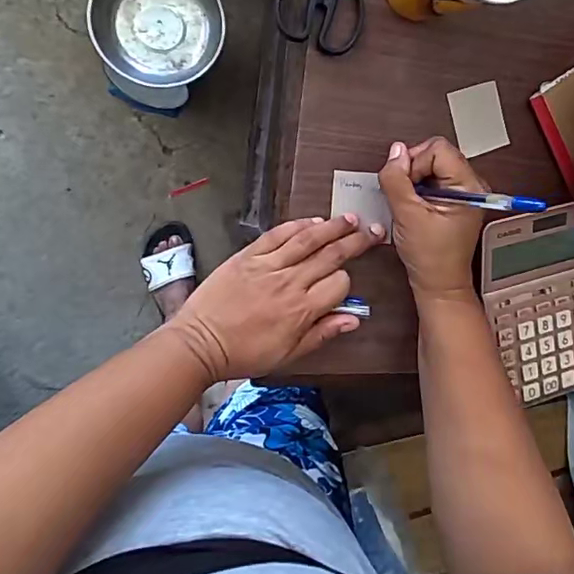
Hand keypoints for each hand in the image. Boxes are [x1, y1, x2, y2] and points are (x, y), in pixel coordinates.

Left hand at [165, 215, 379, 382]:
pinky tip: (312, 221)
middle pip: (331, 256)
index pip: (339, 284)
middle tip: (373, 230)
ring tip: (350, 218)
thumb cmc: (243, 354)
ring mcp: (268, 266)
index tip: (345, 281)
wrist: (200, 342)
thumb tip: (353, 319)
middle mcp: (289, 283)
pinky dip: (297, 226)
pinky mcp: (248, 256)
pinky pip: (277, 235)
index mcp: (301, 310)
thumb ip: (322, 334)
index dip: (346, 281)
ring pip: (308, 239)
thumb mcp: (287, 355)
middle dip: (355, 242)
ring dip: (332, 227)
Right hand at [379, 137, 486, 301]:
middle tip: (406, 195)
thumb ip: (397, 179)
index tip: (406, 186)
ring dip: (413, 180)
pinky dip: (416, 189)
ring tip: (411, 204)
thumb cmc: (431, 258)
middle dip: (413, 170)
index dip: (414, 163)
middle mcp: (470, 184)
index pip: (437, 149)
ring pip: (431, 165)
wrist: (438, 284)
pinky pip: (431, 179)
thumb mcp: (406, 215)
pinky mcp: (452, 199)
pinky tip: (414, 208)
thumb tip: (395, 152)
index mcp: (469, 186)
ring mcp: (462, 192)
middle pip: (435, 153)